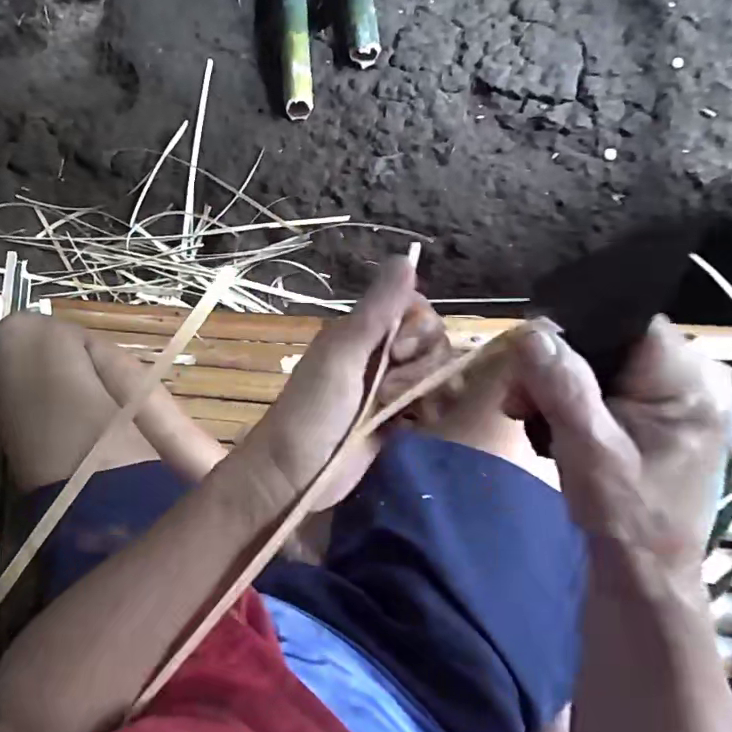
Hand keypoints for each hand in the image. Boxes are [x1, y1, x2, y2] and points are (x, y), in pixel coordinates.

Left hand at [237, 254, 424, 504]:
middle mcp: (380, 353)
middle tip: (388, 387)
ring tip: (392, 410)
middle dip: (420, 362)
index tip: (399, 349)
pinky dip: (431, 409)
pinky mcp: (399, 419)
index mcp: (363, 331)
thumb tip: (407, 256)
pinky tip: (419, 422)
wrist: (295, 475)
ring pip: (435, 371)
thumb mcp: (343, 353)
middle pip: (431, 339)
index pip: (415, 308)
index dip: (418, 326)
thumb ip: (378, 309)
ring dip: (423, 388)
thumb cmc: (313, 409)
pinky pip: (432, 401)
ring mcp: (391, 387)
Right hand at [504, 317, 731, 568]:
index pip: (623, 320)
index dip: (569, 333)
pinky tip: (549, 424)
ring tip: (527, 416)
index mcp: (693, 381)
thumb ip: (562, 386)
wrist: (643, 582)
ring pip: (598, 361)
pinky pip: (604, 383)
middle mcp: (694, 379)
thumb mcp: (589, 449)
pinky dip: (570, 399)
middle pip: (606, 340)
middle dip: (554, 366)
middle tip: (517, 401)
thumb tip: (531, 332)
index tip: (528, 364)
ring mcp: (677, 398)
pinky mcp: (658, 416)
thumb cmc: (625, 520)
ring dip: (555, 384)